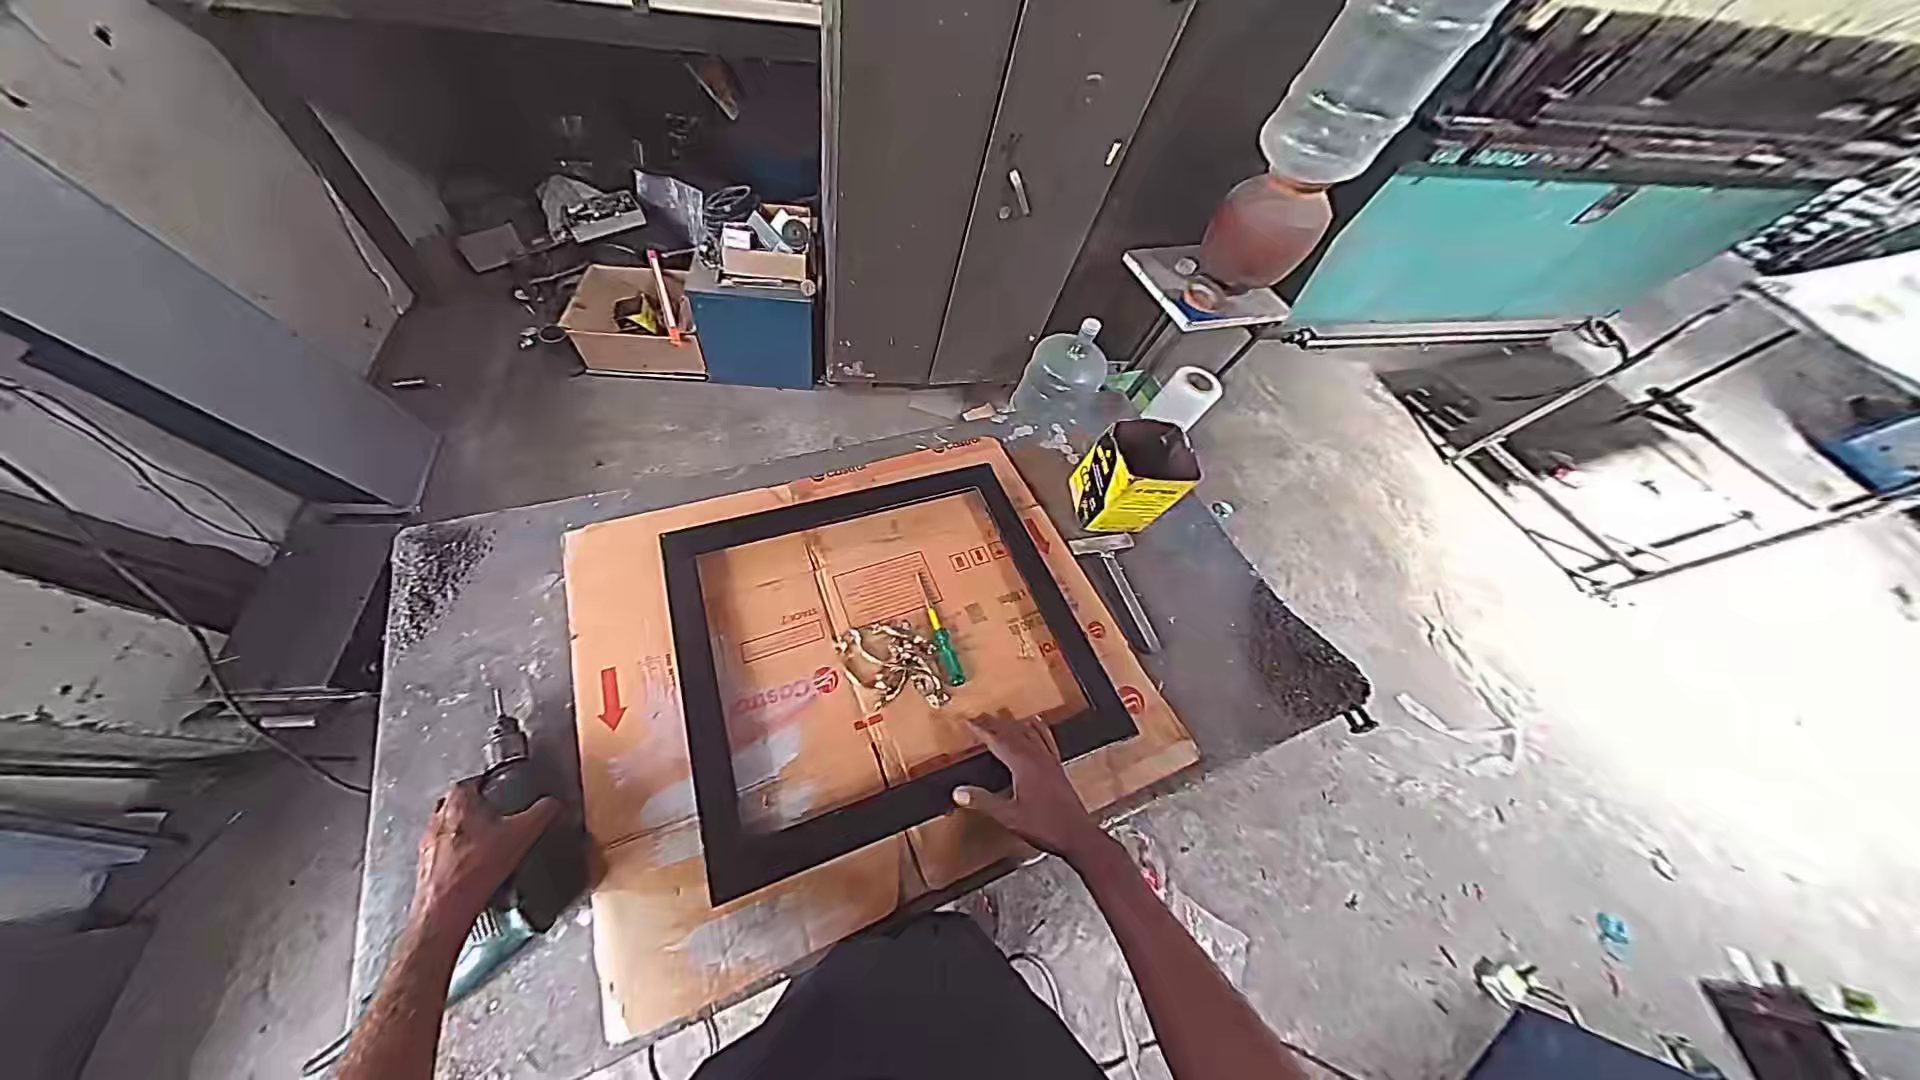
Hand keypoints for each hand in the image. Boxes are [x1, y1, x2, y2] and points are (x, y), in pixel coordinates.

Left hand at [410, 778, 559, 932]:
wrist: (445, 909)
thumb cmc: (477, 868)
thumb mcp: (524, 833)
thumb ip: (543, 812)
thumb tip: (554, 803)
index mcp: (459, 804)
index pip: (469, 781)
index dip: (485, 782)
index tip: (498, 787)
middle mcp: (438, 820)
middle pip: (455, 802)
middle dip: (473, 805)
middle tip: (493, 811)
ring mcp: (427, 845)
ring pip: (446, 826)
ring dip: (463, 828)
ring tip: (485, 838)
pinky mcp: (424, 867)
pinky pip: (441, 850)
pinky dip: (456, 852)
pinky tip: (473, 862)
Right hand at [952, 713, 1113, 865]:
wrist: (1077, 835)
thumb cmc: (1046, 826)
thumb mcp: (1008, 816)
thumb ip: (983, 802)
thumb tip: (960, 792)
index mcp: (1023, 765)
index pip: (997, 740)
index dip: (981, 730)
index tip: (968, 721)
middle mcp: (1037, 757)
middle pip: (1012, 732)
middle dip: (993, 723)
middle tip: (979, 716)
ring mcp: (1049, 759)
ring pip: (1028, 732)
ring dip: (1012, 723)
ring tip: (1001, 717)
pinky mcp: (1056, 765)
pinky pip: (1046, 738)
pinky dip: (1038, 727)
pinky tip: (1036, 721)